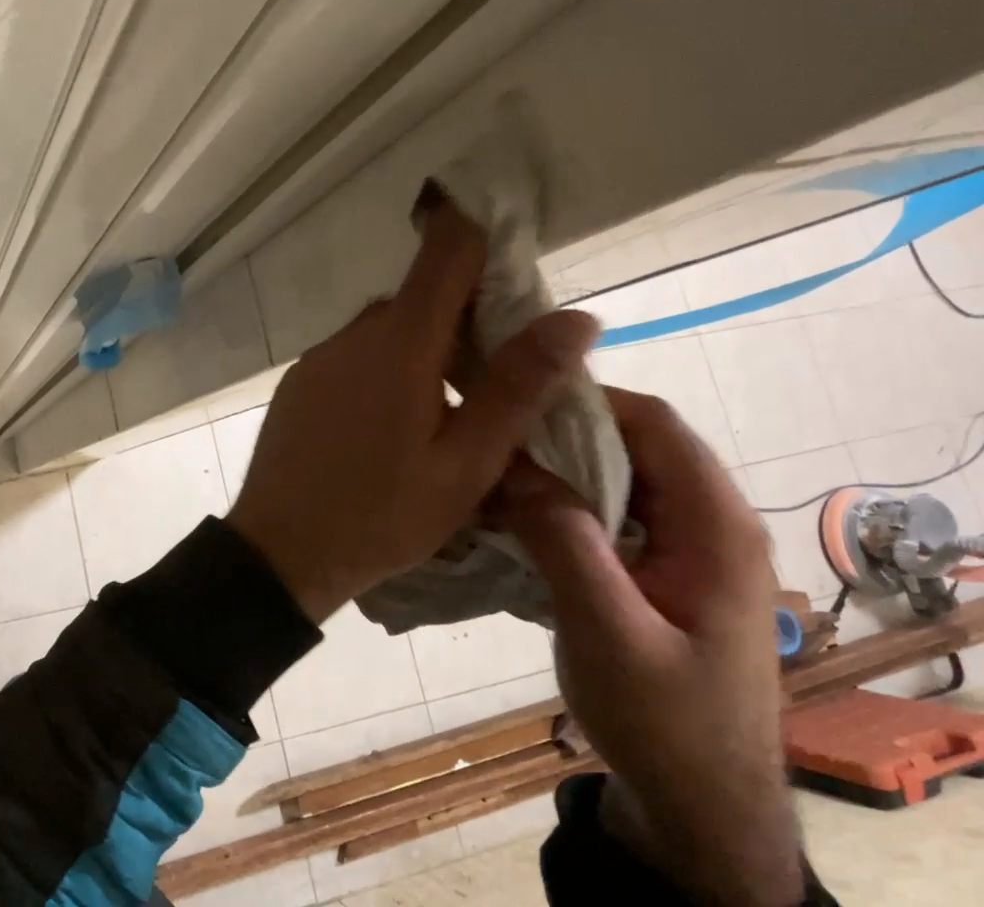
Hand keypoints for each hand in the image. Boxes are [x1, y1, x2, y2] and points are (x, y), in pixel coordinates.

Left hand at [226, 200, 599, 622]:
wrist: (280, 551)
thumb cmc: (381, 515)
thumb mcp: (467, 462)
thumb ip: (518, 387)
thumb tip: (576, 317)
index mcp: (397, 346)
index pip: (444, 257)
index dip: (480, 234)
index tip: (517, 239)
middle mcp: (350, 339)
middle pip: (419, 301)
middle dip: (466, 319)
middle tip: (504, 374)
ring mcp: (316, 362)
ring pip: (385, 333)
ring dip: (424, 352)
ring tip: (453, 414)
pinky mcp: (297, 387)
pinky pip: (353, 360)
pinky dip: (385, 372)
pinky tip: (397, 428)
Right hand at [495, 388, 803, 905]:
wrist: (697, 796)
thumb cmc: (663, 717)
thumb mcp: (606, 631)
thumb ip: (564, 543)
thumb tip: (510, 465)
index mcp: (713, 526)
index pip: (653, 423)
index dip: (582, 397)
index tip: (505, 393)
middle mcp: (705, 521)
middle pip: (630, 441)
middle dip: (554, 429)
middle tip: (476, 432)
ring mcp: (680, 544)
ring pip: (612, 474)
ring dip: (549, 466)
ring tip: (477, 468)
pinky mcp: (653, 566)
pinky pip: (603, 509)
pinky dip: (554, 500)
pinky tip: (502, 513)